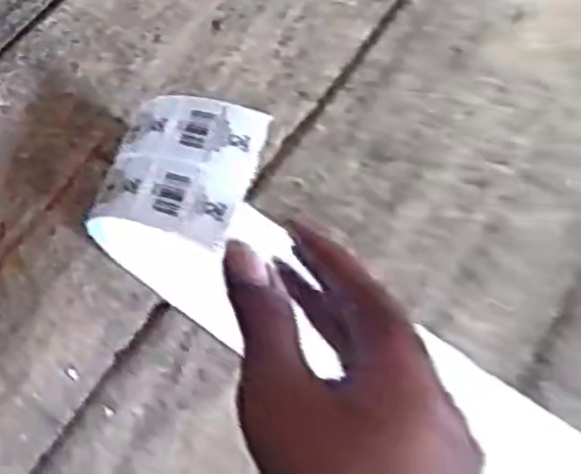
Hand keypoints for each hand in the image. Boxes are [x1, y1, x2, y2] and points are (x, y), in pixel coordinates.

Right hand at [224, 222, 480, 473]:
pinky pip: (383, 384)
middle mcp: (434, 407)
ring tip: (287, 289)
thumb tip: (243, 254)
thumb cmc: (320, 466)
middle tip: (286, 250)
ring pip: (383, 359)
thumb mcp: (277, 383)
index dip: (332, 258)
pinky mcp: (418, 457)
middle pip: (383, 329)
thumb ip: (262, 316)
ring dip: (333, 318)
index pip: (373, 301)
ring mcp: (432, 438)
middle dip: (330, 285)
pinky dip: (342, 351)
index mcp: (408, 382)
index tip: (294, 226)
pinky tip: (313, 352)